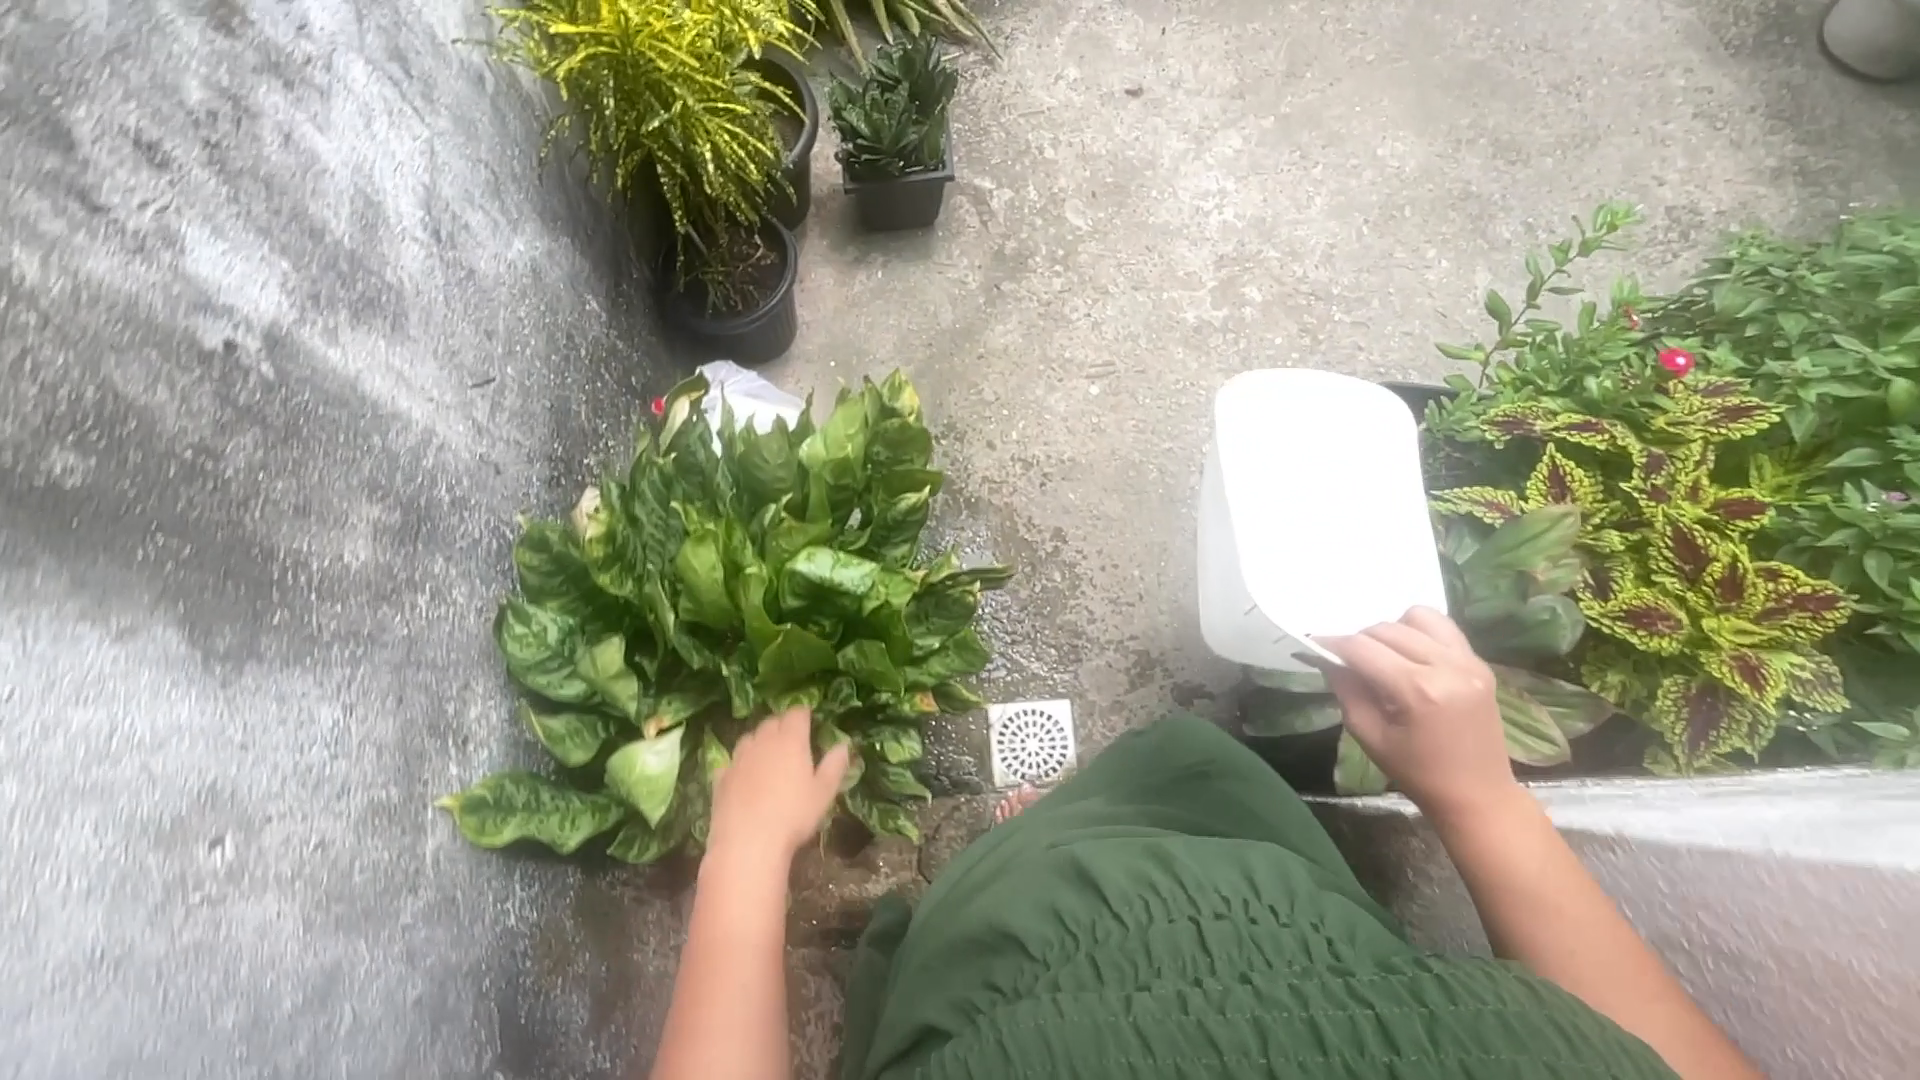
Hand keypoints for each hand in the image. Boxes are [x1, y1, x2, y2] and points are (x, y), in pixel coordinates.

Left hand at [705, 707, 849, 869]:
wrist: (747, 843)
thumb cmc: (793, 816)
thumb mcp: (823, 793)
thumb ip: (834, 765)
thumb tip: (844, 744)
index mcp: (791, 741)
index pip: (796, 713)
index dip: (803, 714)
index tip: (809, 720)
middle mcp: (763, 742)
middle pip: (772, 721)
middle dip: (782, 724)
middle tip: (792, 738)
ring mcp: (739, 758)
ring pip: (749, 737)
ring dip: (760, 740)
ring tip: (768, 754)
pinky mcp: (721, 777)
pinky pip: (731, 761)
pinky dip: (739, 763)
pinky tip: (743, 775)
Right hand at [1315, 607, 1518, 821]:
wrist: (1477, 795)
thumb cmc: (1418, 772)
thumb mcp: (1369, 736)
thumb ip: (1346, 690)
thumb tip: (1328, 659)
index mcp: (1418, 690)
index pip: (1362, 648)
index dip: (1332, 644)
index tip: (1313, 646)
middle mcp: (1447, 666)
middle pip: (1386, 629)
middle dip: (1358, 641)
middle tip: (1347, 663)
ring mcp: (1469, 662)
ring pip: (1416, 618)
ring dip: (1391, 631)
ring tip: (1384, 657)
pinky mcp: (1480, 664)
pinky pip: (1443, 628)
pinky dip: (1418, 633)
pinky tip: (1409, 657)